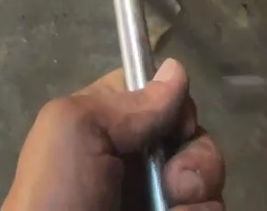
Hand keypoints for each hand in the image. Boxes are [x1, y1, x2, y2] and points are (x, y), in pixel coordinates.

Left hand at [2, 58, 224, 210]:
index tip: (170, 123)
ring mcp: (156, 198)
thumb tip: (177, 69)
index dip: (173, 105)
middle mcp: (137, 158)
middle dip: (196, 159)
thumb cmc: (58, 194)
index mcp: (108, 123)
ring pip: (208, 183)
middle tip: (173, 182)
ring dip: (198, 196)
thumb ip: (128, 103)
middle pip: (194, 138)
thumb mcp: (74, 129)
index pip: (160, 93)